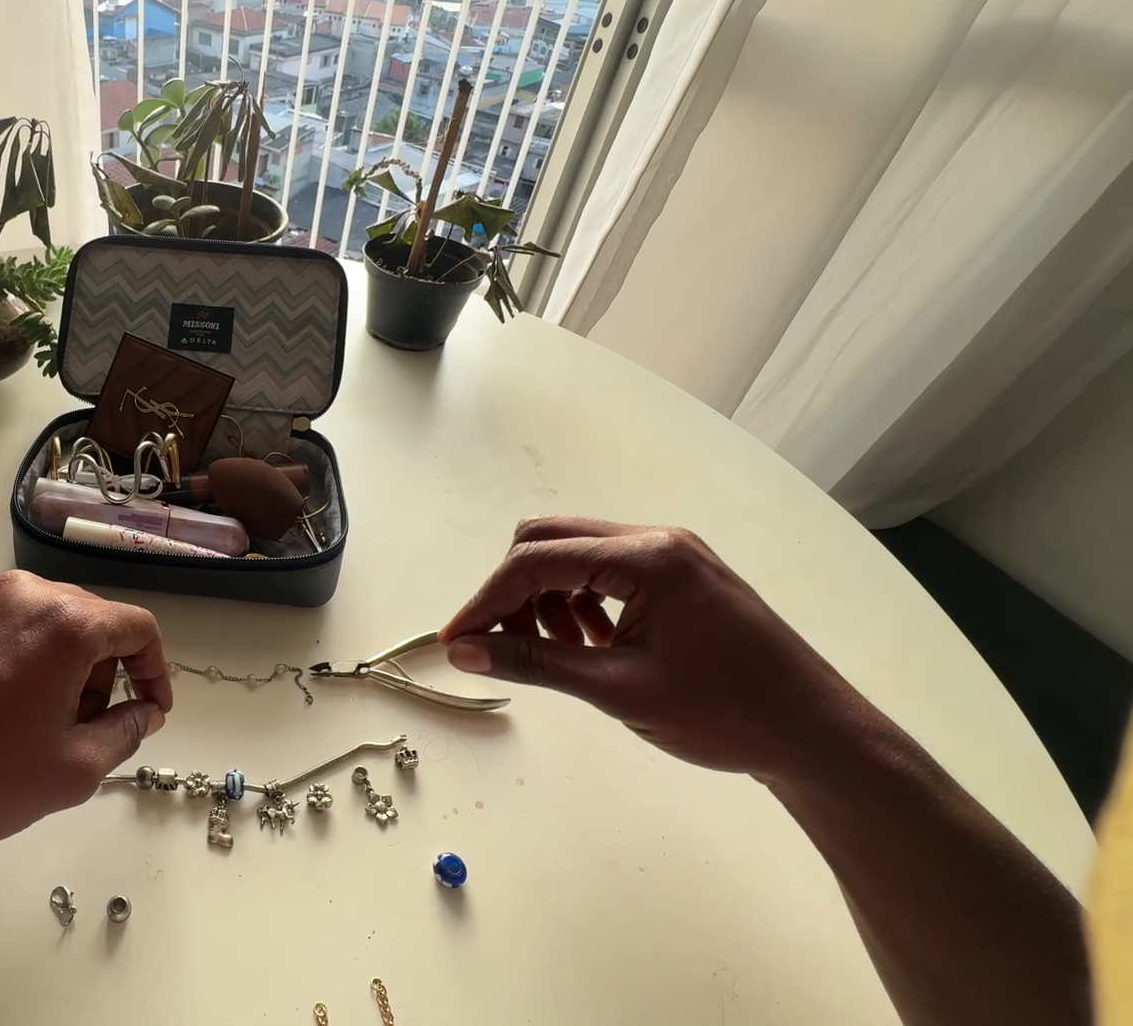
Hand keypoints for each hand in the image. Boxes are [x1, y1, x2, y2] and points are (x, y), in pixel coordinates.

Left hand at [0, 571, 171, 860]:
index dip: (155, 670)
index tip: (151, 711)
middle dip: (108, 672)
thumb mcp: (76, 767)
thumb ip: (127, 731)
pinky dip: (29, 658)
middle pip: (94, 621)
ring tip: (45, 721)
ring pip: (52, 622)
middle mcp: (25, 594)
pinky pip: (11, 627)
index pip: (137, 627)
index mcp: (64, 621)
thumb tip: (145, 712)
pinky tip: (6, 708)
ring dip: (68, 666)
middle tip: (92, 726)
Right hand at [440, 516, 886, 781]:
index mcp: (645, 558)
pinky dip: (575, 600)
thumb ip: (534, 663)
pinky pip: (600, 569)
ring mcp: (669, 552)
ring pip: (570, 552)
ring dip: (543, 596)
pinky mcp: (677, 573)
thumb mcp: (618, 690)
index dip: (486, 601)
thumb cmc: (724, 716)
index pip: (535, 562)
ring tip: (554, 650)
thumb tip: (462, 651)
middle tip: (499, 641)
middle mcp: (654, 539)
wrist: (822, 739)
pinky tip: (587, 642)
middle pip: (546, 540)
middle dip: (511, 590)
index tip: (457, 641)